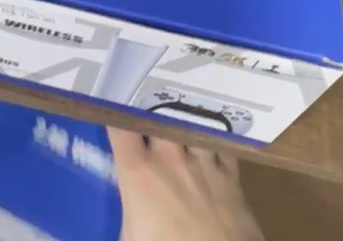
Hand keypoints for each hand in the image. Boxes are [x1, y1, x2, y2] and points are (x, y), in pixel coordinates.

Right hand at [110, 129, 263, 240]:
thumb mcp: (130, 237)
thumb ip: (126, 209)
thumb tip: (126, 207)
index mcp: (139, 171)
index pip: (119, 126)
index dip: (114, 116)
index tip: (111, 115)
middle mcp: (170, 157)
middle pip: (157, 116)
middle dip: (150, 116)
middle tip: (145, 122)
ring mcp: (204, 163)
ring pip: (190, 124)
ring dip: (182, 125)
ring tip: (178, 126)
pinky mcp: (232, 176)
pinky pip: (222, 144)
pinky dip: (213, 141)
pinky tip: (209, 143)